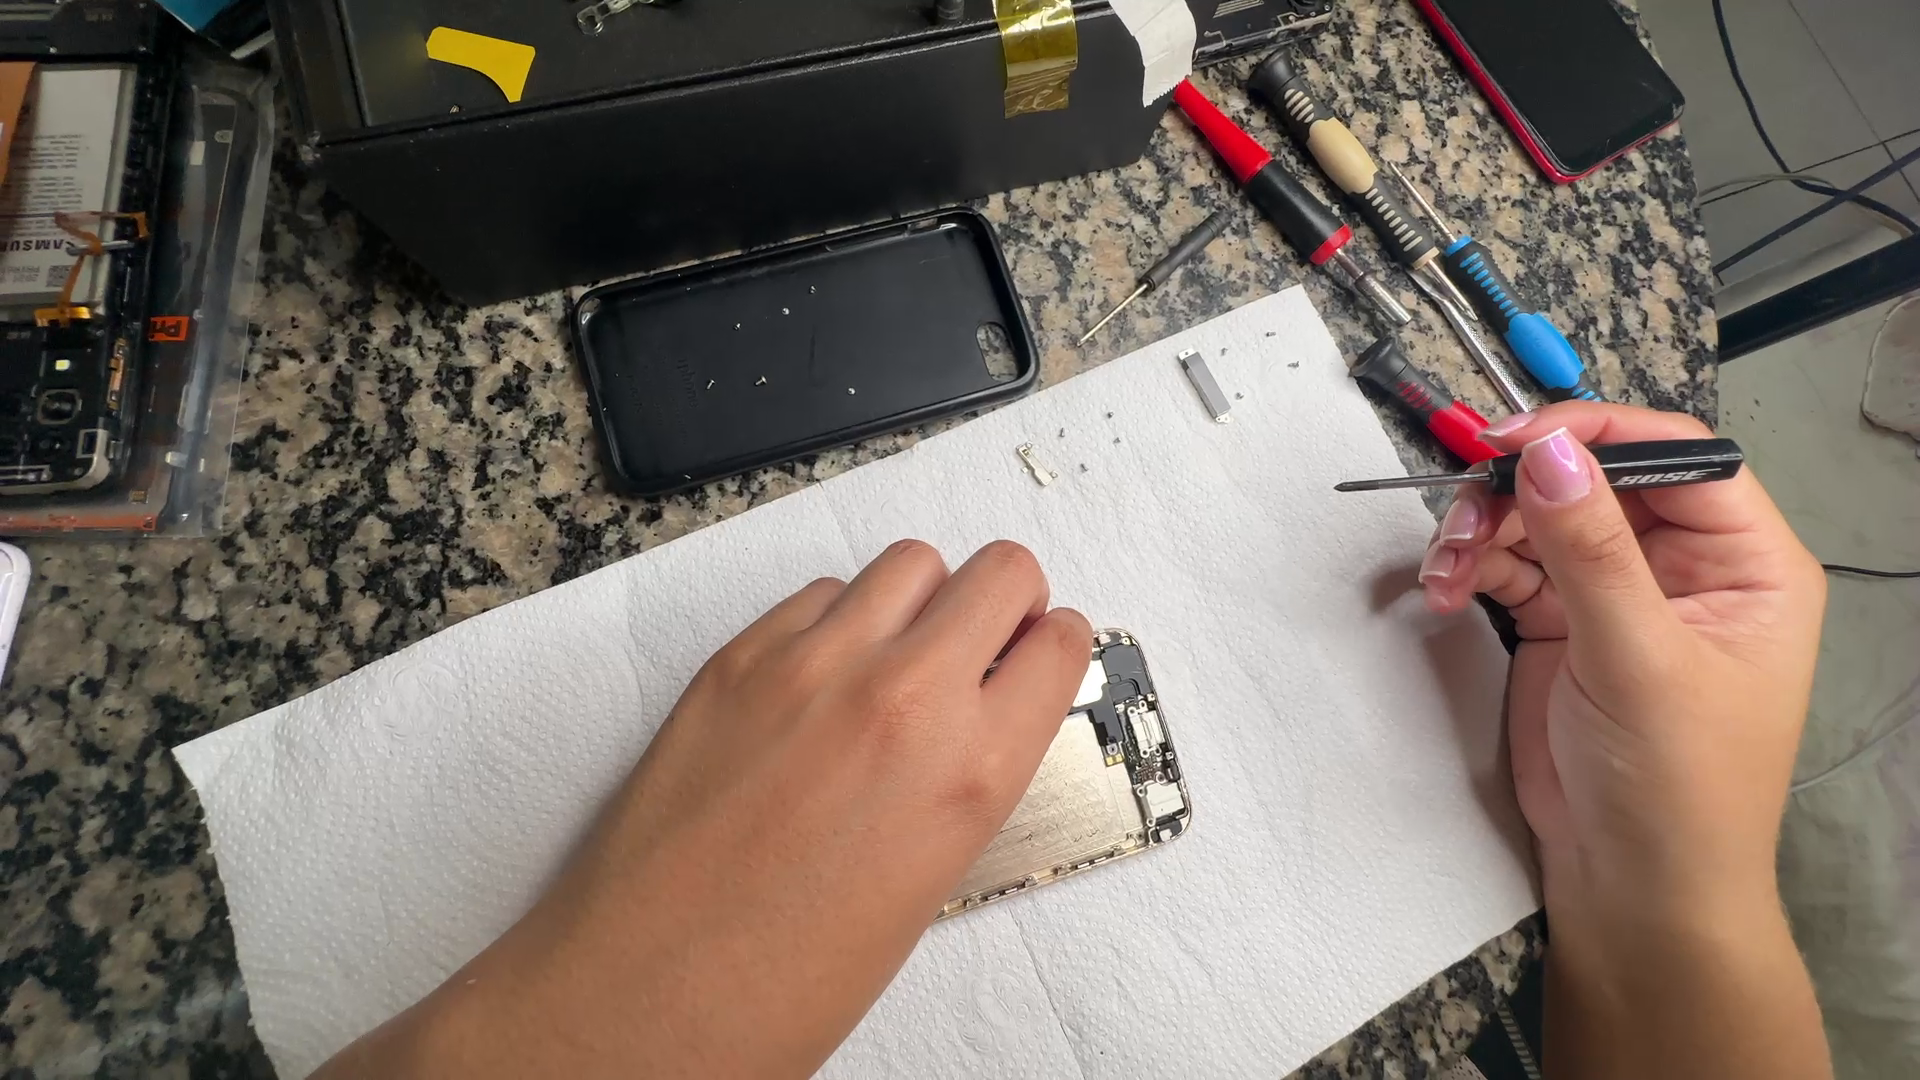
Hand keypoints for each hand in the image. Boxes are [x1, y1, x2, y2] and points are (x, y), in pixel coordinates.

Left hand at [317, 540, 1091, 1079]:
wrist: (644, 994)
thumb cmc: (790, 975)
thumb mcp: (932, 872)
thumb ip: (975, 767)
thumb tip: (992, 704)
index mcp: (969, 770)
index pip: (1060, 644)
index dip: (1058, 640)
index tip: (1041, 648)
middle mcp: (901, 695)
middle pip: (1001, 568)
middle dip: (1010, 595)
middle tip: (988, 631)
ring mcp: (814, 661)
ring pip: (911, 561)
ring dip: (925, 596)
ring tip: (902, 647)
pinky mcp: (741, 653)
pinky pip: (822, 593)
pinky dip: (842, 616)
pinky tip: (826, 669)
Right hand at [1418, 403, 1829, 1078]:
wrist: (1623, 867)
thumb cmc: (1668, 771)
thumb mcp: (1634, 655)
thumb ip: (1590, 548)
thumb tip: (1547, 450)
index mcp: (1740, 560)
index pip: (1674, 457)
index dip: (1592, 435)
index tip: (1505, 444)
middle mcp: (1675, 563)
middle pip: (1584, 484)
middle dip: (1511, 497)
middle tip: (1456, 523)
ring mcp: (1608, 590)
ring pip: (1531, 522)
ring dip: (1476, 535)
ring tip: (1441, 574)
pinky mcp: (1553, 617)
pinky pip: (1503, 565)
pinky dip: (1465, 569)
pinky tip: (1442, 593)